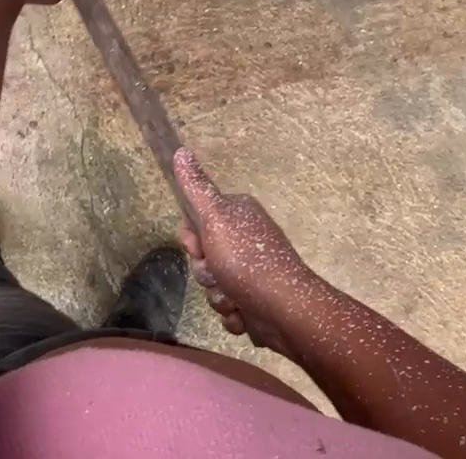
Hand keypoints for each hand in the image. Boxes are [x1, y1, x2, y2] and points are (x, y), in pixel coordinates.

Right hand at [174, 148, 318, 358]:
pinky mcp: (256, 299)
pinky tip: (243, 314)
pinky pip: (229, 306)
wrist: (285, 311)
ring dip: (219, 296)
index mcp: (238, 214)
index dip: (192, 240)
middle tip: (218, 276)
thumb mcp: (215, 218)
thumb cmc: (246, 260)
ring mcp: (252, 270)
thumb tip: (181, 151)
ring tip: (234, 299)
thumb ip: (196, 187)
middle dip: (206, 273)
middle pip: (204, 255)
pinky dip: (233, 313)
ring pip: (214, 283)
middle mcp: (246, 238)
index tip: (199, 249)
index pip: (197, 221)